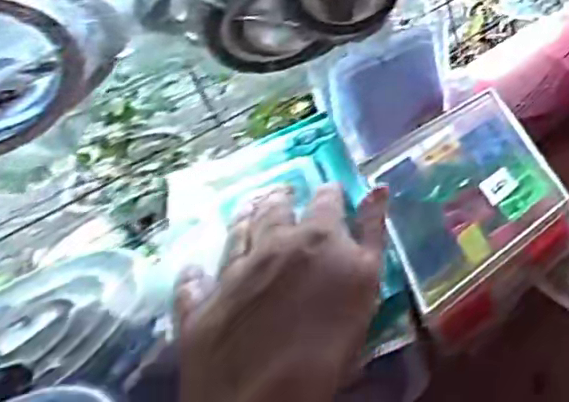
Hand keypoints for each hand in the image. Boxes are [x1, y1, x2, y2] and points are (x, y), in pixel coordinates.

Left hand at [175, 184, 388, 401]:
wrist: (268, 395)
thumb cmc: (334, 333)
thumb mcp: (369, 277)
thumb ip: (373, 230)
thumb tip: (377, 189)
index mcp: (319, 235)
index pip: (327, 198)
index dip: (331, 191)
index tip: (333, 190)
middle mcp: (273, 246)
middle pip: (274, 211)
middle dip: (280, 197)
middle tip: (282, 190)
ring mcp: (230, 278)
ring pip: (234, 238)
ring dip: (242, 219)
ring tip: (247, 206)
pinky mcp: (197, 313)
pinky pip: (191, 285)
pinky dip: (193, 272)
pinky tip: (193, 266)